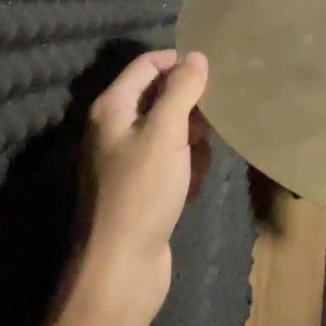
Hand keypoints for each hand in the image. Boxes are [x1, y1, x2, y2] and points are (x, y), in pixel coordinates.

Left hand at [36, 50, 211, 325]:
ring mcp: (126, 161)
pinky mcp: (140, 189)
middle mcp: (113, 129)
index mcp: (111, 108)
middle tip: (207, 126)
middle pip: (161, 97)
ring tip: (197, 164)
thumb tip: (197, 57)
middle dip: (190, 109)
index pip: (147, 64)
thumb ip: (182, 89)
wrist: (121, 268)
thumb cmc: (141, 192)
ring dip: (192, 143)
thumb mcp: (166, 132)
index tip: (213, 72)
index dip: (179, 62)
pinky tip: (191, 188)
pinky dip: (186, 170)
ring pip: (171, 132)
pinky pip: (171, 162)